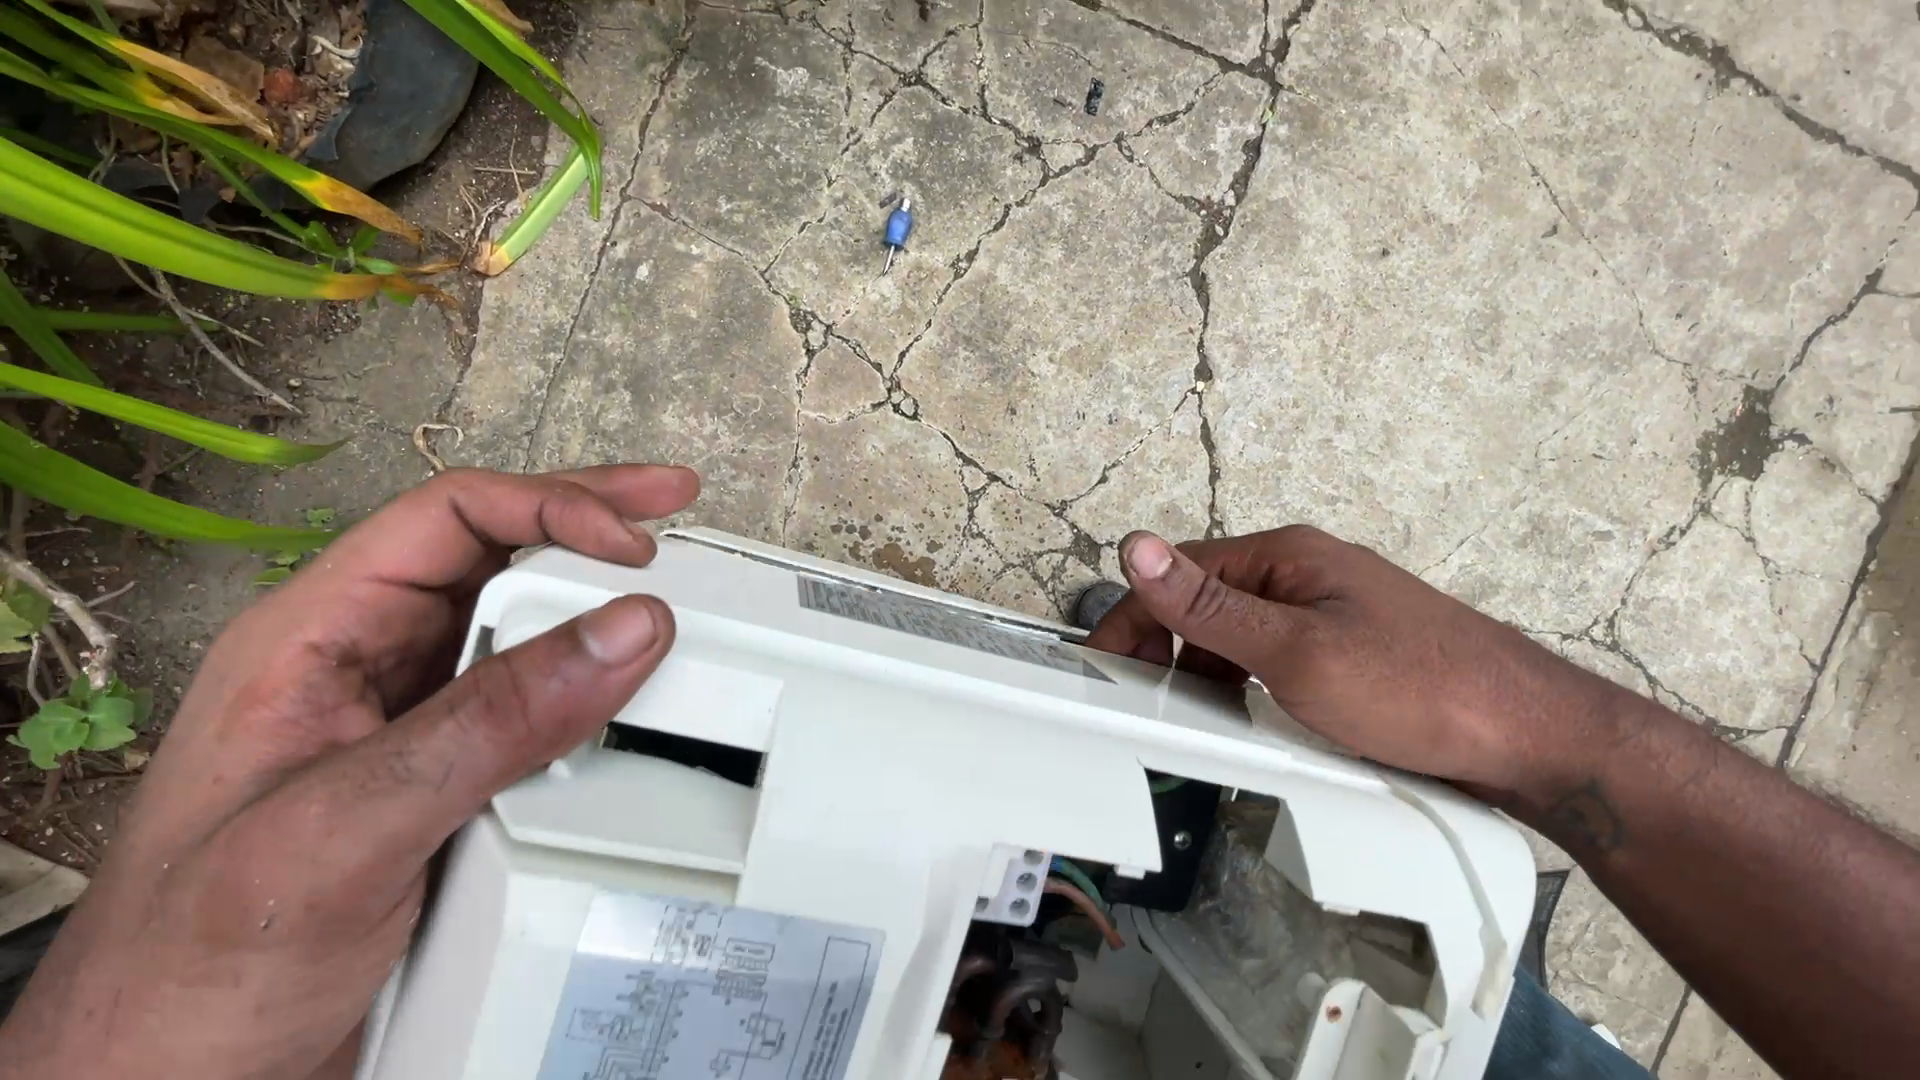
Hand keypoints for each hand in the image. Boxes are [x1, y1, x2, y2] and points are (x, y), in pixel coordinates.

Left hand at [0, 466, 699, 1079]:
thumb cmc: (198, 971)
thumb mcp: (350, 830)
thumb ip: (493, 724)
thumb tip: (627, 631)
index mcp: (318, 638)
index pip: (450, 519)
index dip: (552, 509)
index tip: (636, 544)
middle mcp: (376, 663)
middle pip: (497, 552)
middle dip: (590, 520)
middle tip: (670, 505)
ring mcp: (422, 720)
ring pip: (527, 624)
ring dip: (600, 597)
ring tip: (667, 579)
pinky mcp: (462, 773)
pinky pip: (545, 700)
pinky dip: (601, 679)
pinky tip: (634, 679)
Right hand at [1084, 527, 1628, 796]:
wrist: (1535, 739)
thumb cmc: (1418, 690)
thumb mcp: (1295, 652)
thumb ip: (1208, 605)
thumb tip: (1135, 545)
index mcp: (1285, 556)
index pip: (1179, 572)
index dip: (1131, 618)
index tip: (1099, 668)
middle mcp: (1302, 573)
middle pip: (1203, 600)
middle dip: (1163, 645)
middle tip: (1140, 700)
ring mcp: (1326, 611)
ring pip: (1234, 632)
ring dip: (1201, 668)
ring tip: (1190, 716)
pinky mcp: (1344, 649)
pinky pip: (1268, 655)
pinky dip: (1240, 683)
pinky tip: (1241, 716)